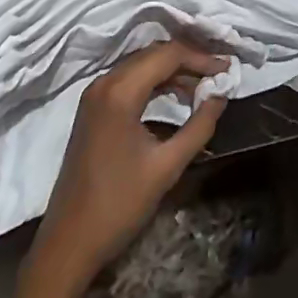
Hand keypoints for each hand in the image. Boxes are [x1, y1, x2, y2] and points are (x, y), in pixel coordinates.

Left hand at [15, 41, 229, 297]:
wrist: (69, 243)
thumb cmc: (119, 204)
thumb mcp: (167, 166)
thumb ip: (199, 126)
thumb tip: (221, 95)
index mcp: (119, 92)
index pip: (168, 55)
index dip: (201, 58)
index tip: (227, 68)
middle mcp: (104, 83)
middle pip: (154, 54)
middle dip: (189, 60)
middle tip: (219, 73)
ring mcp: (95, 95)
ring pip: (142, 65)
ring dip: (173, 70)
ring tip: (204, 84)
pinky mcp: (93, 108)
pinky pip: (130, 80)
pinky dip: (156, 81)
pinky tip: (177, 95)